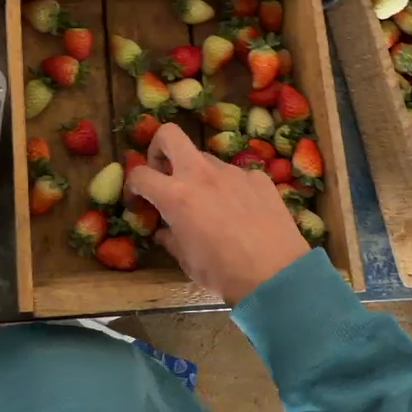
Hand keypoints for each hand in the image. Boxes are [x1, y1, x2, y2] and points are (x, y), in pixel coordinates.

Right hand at [128, 122, 311, 305]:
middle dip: (159, 148)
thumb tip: (164, 231)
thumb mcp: (187, 261)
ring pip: (206, 159)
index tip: (138, 201)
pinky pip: (236, 175)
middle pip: (169, 135)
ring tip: (211, 205)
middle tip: (164, 173)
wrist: (278, 277)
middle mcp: (201, 174)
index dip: (133, 186)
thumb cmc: (224, 273)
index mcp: (176, 195)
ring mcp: (232, 172)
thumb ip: (170, 238)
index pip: (140, 174)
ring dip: (199, 175)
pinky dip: (231, 187)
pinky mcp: (259, 177)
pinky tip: (242, 212)